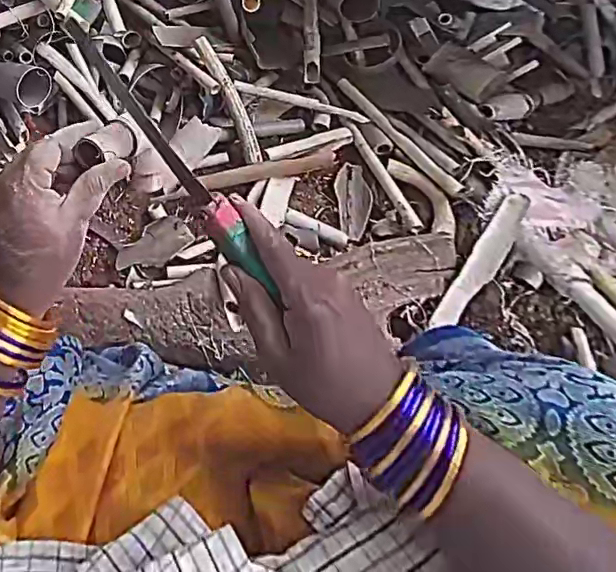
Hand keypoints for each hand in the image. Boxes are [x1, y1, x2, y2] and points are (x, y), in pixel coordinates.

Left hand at [0, 120, 130, 314]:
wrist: (11, 294)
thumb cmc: (38, 267)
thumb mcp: (75, 221)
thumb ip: (93, 185)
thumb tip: (114, 165)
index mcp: (23, 181)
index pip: (52, 142)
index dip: (77, 139)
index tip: (96, 138)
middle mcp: (4, 180)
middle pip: (40, 151)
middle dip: (69, 154)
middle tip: (95, 162)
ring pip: (30, 164)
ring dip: (56, 168)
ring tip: (80, 183)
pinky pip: (21, 180)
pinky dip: (41, 181)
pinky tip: (60, 195)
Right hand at [210, 194, 403, 432]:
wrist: (387, 409)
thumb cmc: (333, 389)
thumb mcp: (276, 355)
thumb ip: (252, 307)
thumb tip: (233, 274)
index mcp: (308, 295)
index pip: (270, 243)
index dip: (245, 220)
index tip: (227, 206)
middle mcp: (328, 282)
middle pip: (277, 256)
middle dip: (252, 264)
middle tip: (235, 282)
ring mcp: (340, 285)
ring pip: (290, 269)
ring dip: (271, 282)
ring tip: (273, 322)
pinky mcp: (345, 293)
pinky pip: (306, 279)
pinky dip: (289, 288)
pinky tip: (290, 320)